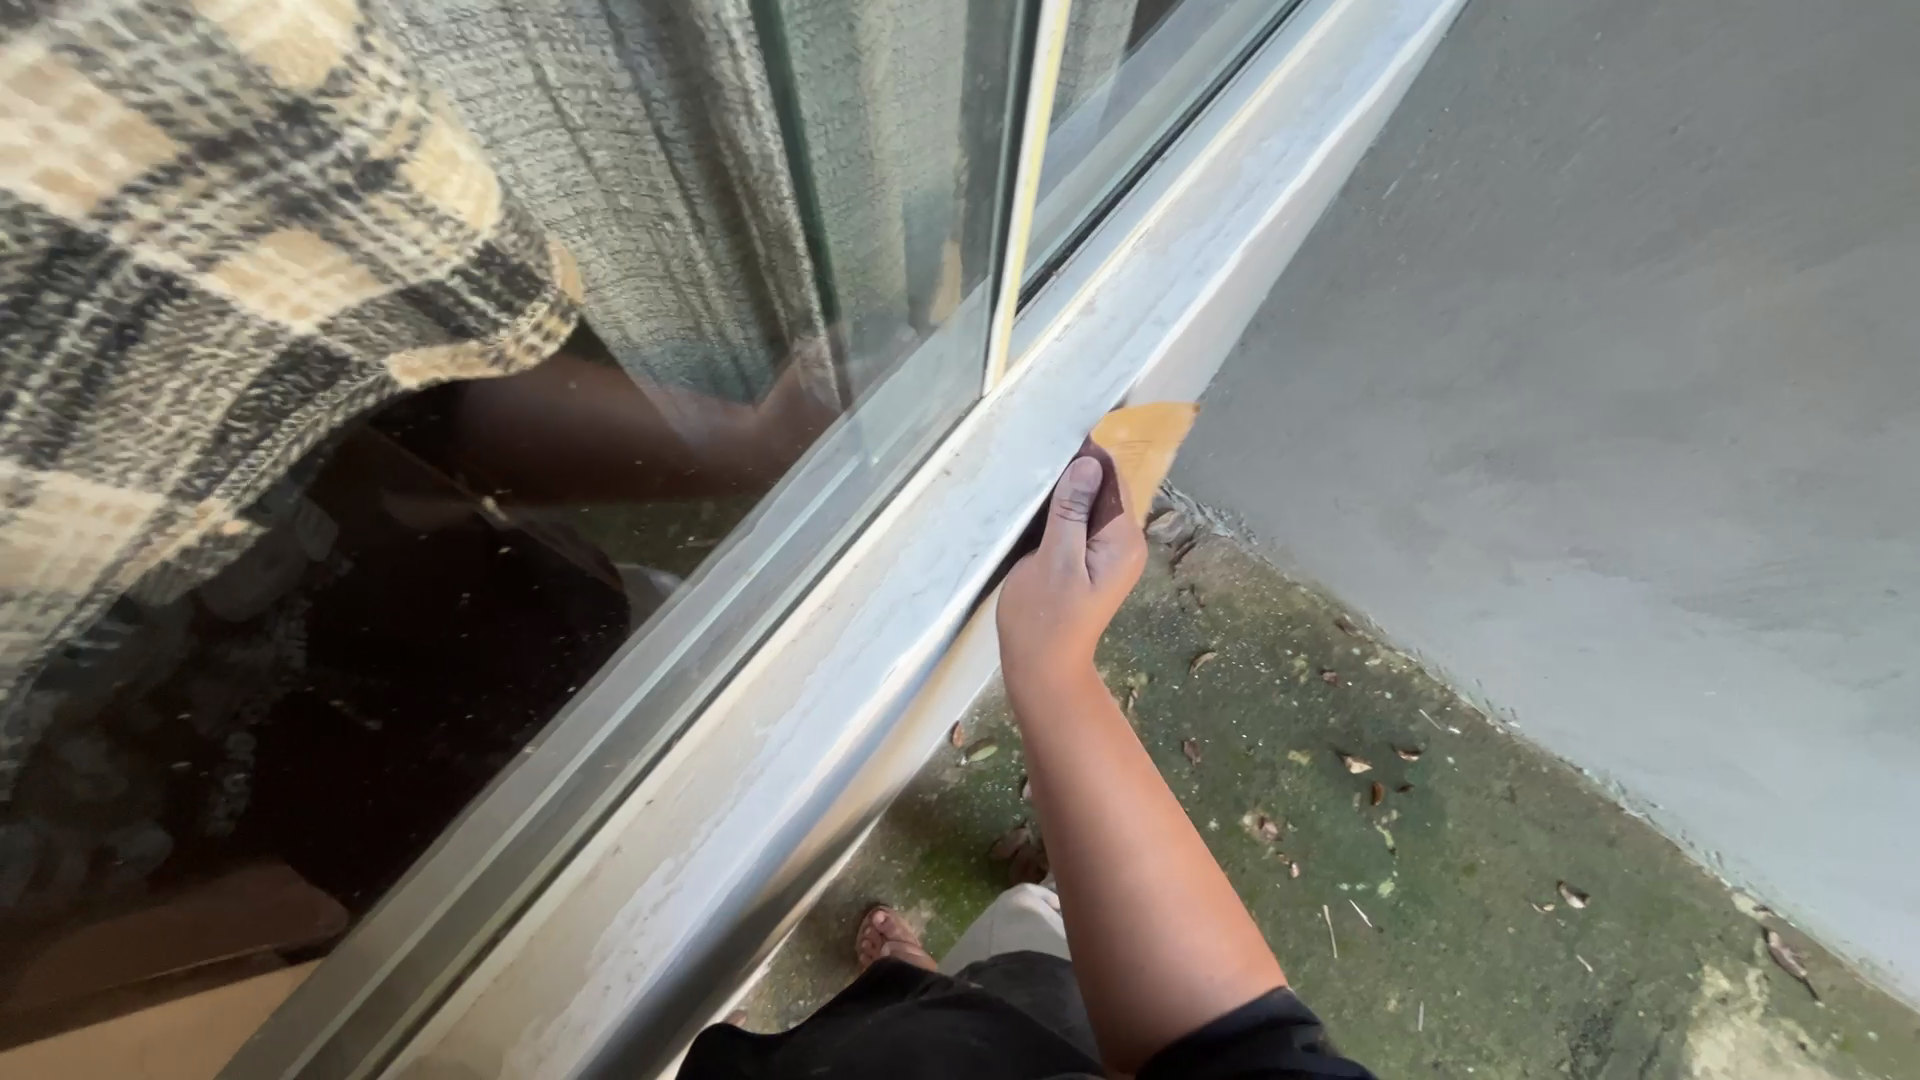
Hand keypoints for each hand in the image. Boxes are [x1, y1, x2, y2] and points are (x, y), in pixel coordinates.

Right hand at [997, 455, 1147, 697]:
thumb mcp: (1054, 560)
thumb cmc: (1044, 619)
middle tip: (1035, 452)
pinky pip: (1078, 524)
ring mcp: (1107, 554)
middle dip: (1073, 472)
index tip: (1053, 435)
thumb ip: (1071, 511)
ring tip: (1031, 473)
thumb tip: (1088, 463)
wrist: (1041, 669)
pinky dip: (1059, 512)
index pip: (1112, 480)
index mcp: (1122, 541)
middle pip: (1103, 490)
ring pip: (1088, 506)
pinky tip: (1035, 506)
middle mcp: (1123, 543)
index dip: (1086, 456)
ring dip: (1063, 491)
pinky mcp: (1088, 562)